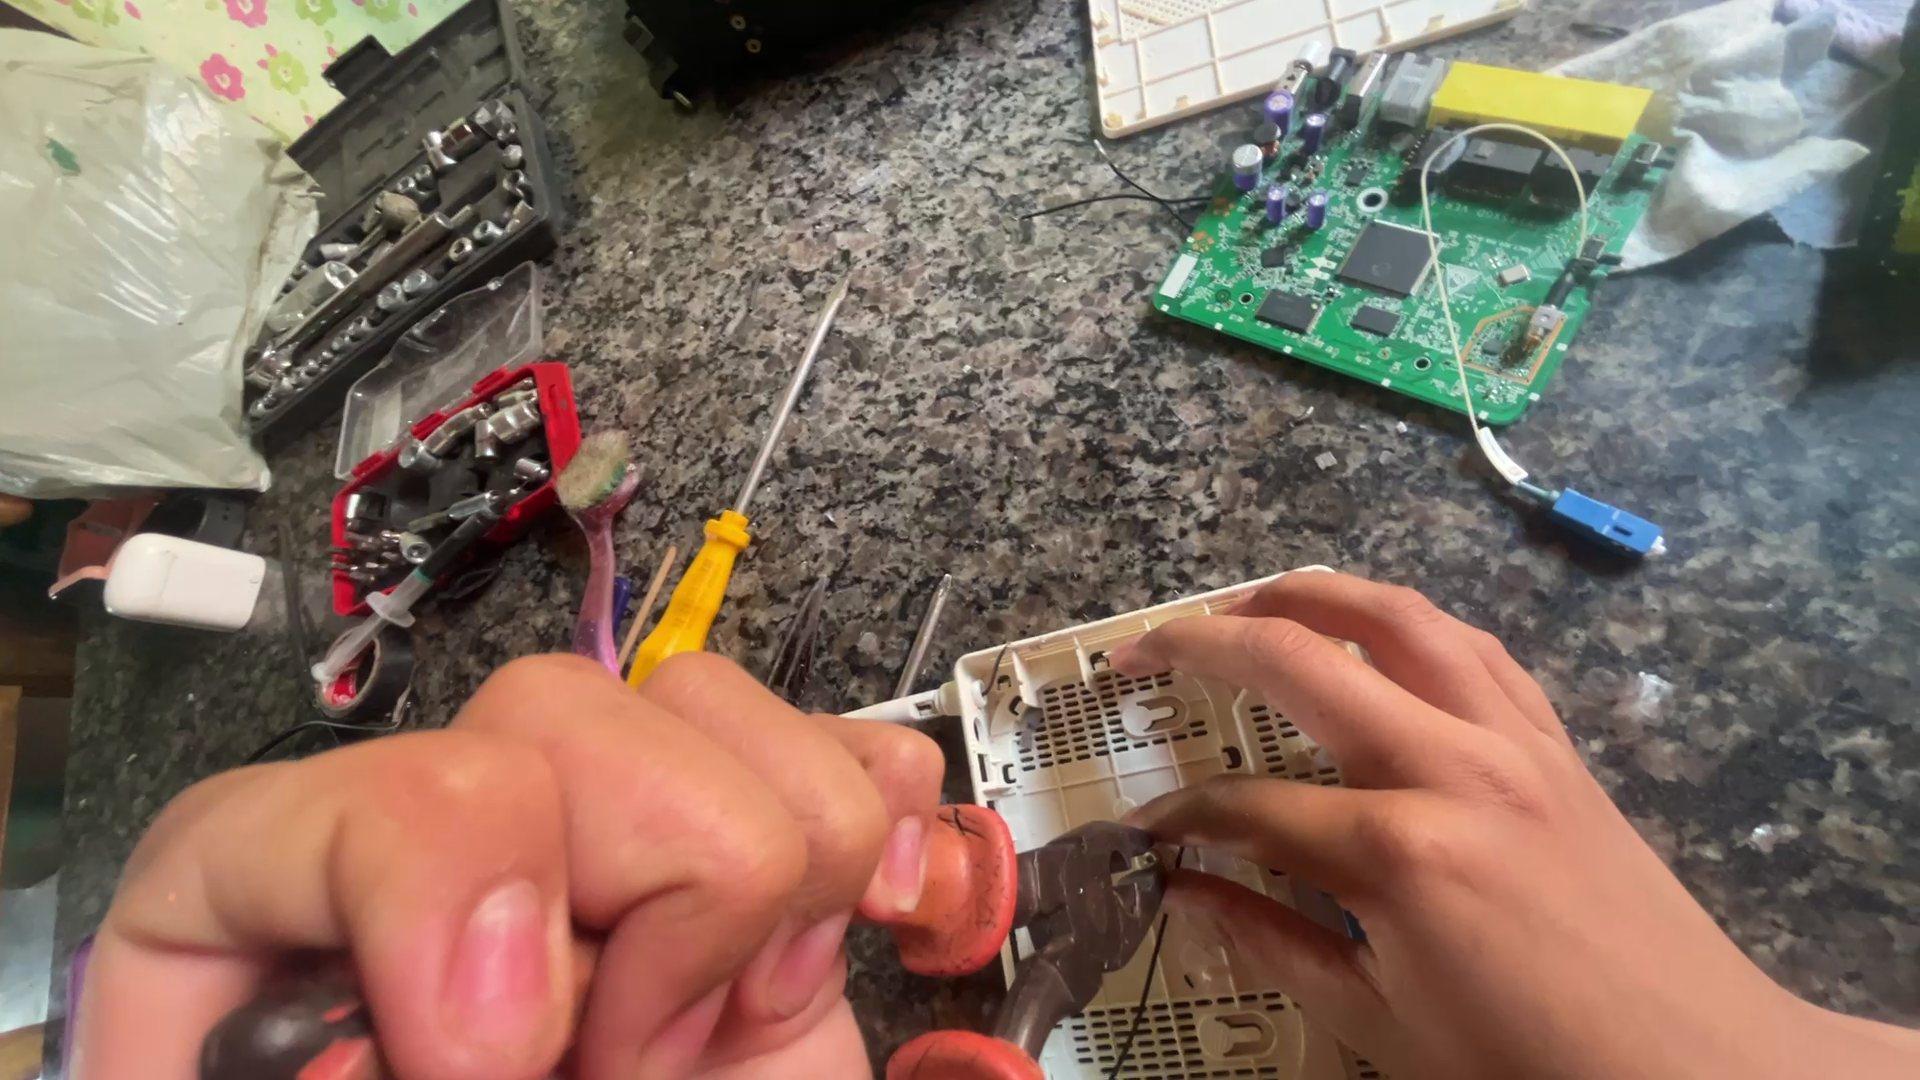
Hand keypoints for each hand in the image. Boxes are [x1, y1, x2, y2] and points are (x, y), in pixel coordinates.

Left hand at [75, 653, 943, 1079]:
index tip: (514, 1059)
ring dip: (766, 887)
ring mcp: (658, 806)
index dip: (449, 884)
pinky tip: (871, 923)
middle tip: (647, 1060)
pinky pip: (857, 745)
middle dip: (638, 899)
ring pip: (715, 701)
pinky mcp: (789, 818)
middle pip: (561, 712)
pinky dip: (890, 829)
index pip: (360, 783)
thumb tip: (504, 1016)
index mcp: (305, 913)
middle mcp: (489, 815)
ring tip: (736, 1014)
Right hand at [1111, 572, 1919, 1079]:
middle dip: (1198, 645)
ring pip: (1392, 616)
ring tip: (1241, 602)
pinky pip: (1469, 645)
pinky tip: (1363, 633)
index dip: (1181, 817)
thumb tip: (1174, 889)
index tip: (1144, 827)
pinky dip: (1399, 622)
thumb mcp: (1379, 1022)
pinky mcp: (1551, 739)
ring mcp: (1510, 740)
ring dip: (1302, 594)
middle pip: (1298, 660)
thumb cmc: (1532, 1067)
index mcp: (1400, 854)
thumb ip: (1264, 939)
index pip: (1248, 807)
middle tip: (1141, 651)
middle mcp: (1450, 768)